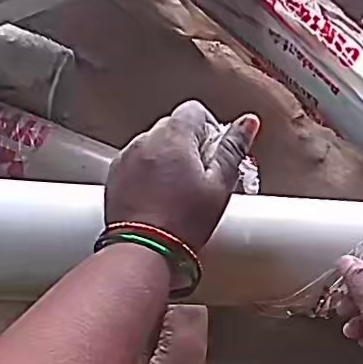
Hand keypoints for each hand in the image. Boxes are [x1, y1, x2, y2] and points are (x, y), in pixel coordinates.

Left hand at [104, 100, 258, 249]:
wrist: (143, 252)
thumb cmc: (182, 223)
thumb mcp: (219, 187)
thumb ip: (233, 149)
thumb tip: (248, 122)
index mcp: (174, 137)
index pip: (195, 111)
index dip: (210, 131)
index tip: (215, 156)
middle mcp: (146, 141)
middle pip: (173, 128)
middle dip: (189, 147)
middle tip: (202, 179)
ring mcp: (127, 158)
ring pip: (153, 146)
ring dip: (167, 161)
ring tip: (178, 194)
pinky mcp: (114, 177)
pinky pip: (136, 164)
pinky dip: (148, 175)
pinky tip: (159, 200)